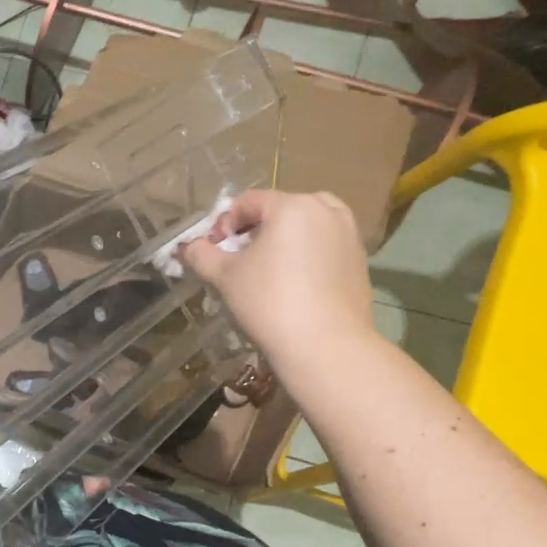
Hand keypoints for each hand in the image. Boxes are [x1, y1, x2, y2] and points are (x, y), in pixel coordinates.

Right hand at [176, 190, 375, 366]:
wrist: (324, 344)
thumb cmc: (269, 302)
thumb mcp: (225, 277)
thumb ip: (201, 254)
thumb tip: (187, 247)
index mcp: (293, 206)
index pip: (248, 201)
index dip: (223, 223)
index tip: (212, 250)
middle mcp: (326, 210)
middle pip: (279, 209)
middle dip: (254, 229)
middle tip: (238, 259)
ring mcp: (348, 233)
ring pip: (305, 226)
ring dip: (281, 240)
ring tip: (266, 270)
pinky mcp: (359, 258)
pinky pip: (323, 244)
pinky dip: (304, 254)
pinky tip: (292, 284)